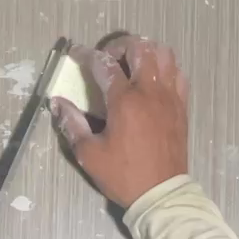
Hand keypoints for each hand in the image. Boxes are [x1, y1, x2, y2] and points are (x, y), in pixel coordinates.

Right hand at [50, 36, 189, 207]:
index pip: (104, 64)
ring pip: (164, 54)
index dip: (86, 55)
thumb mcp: (89, 154)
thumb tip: (58, 103)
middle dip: (120, 45)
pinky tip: (154, 79)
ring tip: (133, 63)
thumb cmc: (123, 175)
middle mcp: (149, 91)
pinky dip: (165, 68)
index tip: (75, 53)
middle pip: (140, 48)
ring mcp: (169, 96)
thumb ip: (72, 124)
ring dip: (146, 52)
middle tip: (108, 56)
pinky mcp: (181, 106)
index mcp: (124, 100)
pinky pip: (178, 74)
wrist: (161, 194)